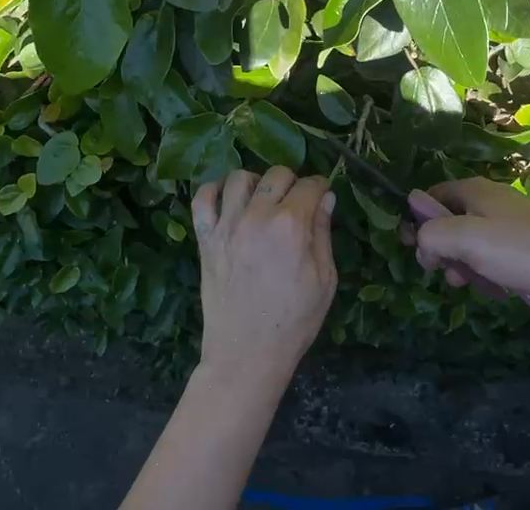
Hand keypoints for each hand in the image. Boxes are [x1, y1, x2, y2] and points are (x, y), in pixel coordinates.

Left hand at [191, 166, 336, 386]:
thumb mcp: (324, 280)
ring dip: (256, 183)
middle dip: (292, 182)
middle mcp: (256, 217)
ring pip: (239, 178)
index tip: (322, 195)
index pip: (309, 186)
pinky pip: (203, 199)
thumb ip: (323, 233)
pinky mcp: (205, 239)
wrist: (246, 355)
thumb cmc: (294, 322)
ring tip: (262, 200)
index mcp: (290, 227)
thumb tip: (326, 198)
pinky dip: (215, 191)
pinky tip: (228, 201)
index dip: (321, 187)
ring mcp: (226, 226)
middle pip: (276, 175)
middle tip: (296, 201)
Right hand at [408, 177, 529, 307]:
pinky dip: (493, 273)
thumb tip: (419, 238)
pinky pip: (495, 258)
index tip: (418, 252)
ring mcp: (509, 223)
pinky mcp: (524, 245)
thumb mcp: (465, 239)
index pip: (431, 197)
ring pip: (472, 245)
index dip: (419, 223)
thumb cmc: (516, 250)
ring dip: (469, 268)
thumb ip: (431, 234)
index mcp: (474, 190)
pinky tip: (502, 290)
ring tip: (481, 287)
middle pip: (450, 224)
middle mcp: (490, 201)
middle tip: (452, 276)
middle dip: (446, 253)